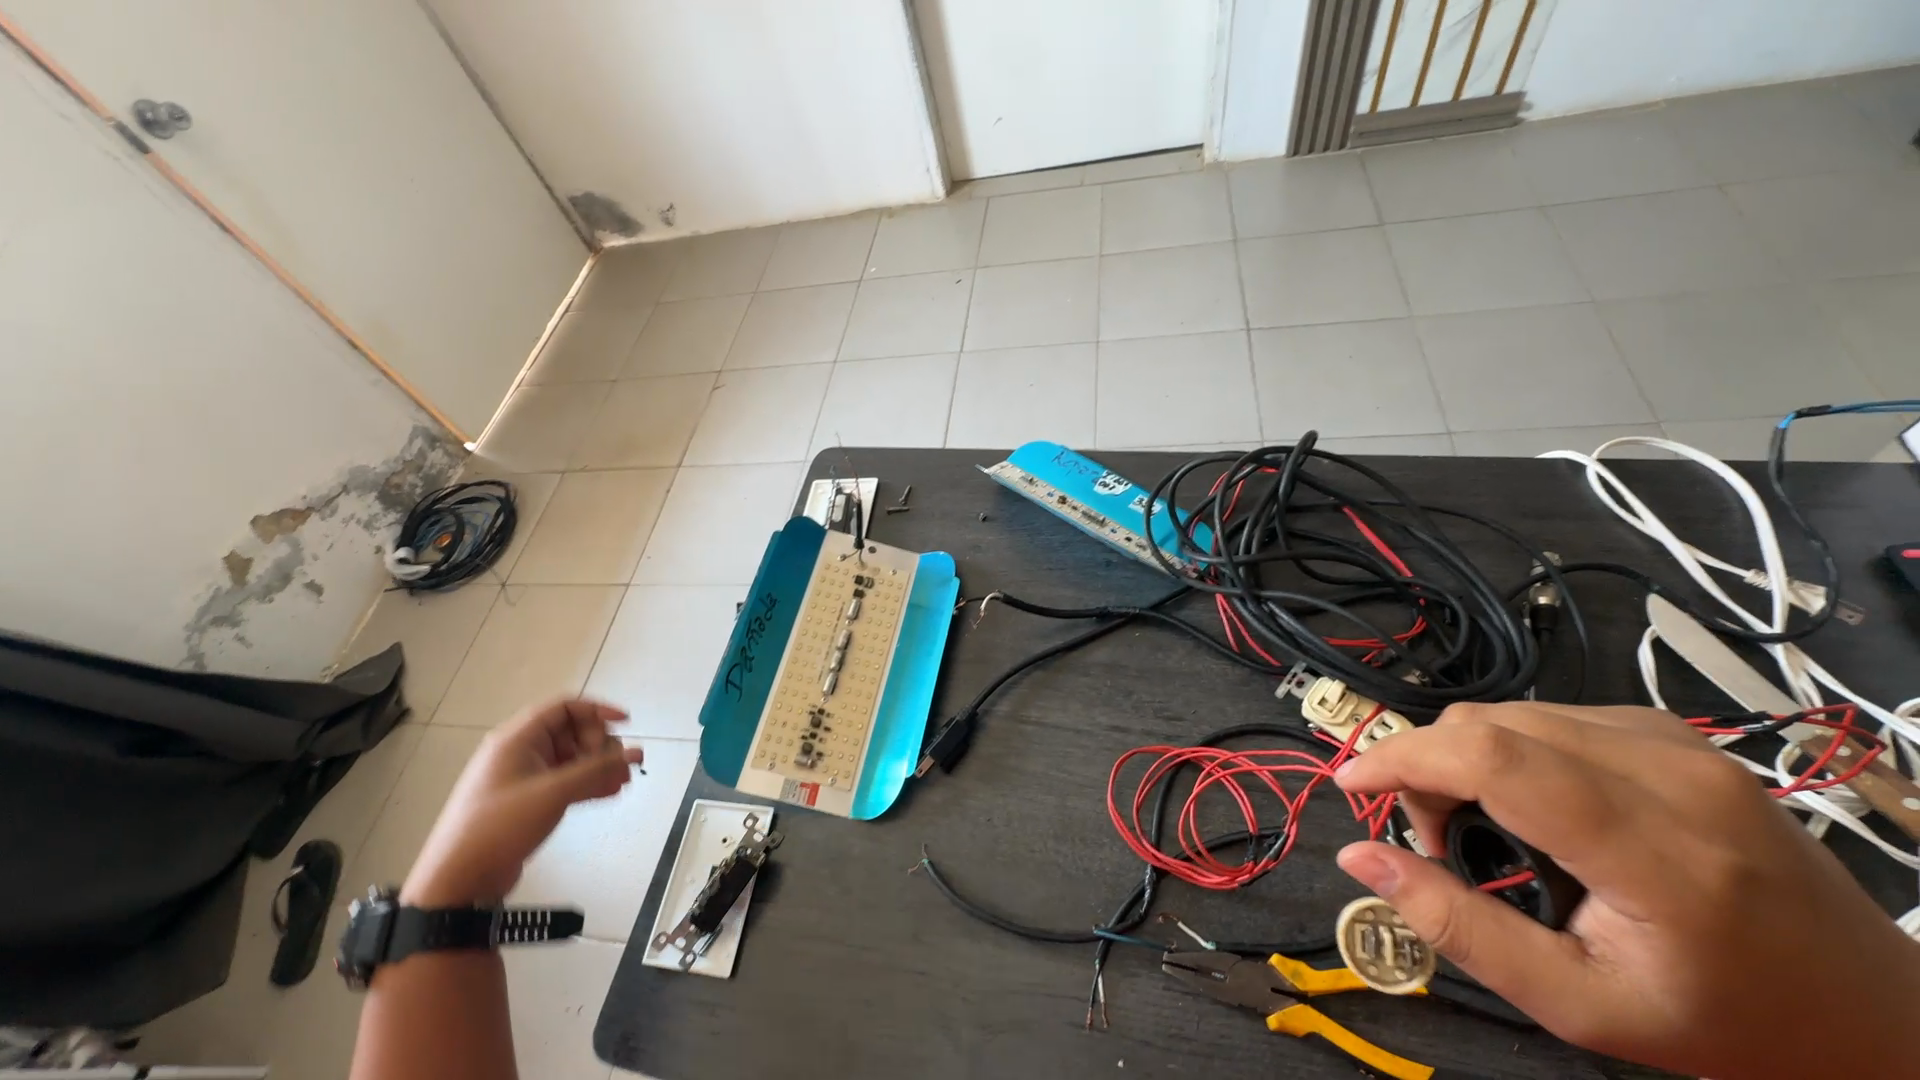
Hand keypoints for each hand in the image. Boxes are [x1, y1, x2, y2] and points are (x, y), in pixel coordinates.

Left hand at [402, 699, 643, 907]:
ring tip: (623, 781)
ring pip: (572, 759)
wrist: (460, 879)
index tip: (625, 723)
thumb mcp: (553, 793)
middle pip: (572, 732)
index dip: (597, 710)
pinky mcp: (530, 801)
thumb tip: (636, 752)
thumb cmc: (501, 825)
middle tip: (617, 766)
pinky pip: (567, 781)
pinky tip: (610, 793)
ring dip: (599, 766)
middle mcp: (522, 752)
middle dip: (601, 745)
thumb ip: (598, 770)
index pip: (565, 707)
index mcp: (518, 738)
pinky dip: (588, 784)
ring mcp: (525, 777)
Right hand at [1333, 702, 1919, 1079]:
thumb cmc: (1725, 1025)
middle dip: (1426, 767)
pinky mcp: (1678, 735)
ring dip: (1464, 757)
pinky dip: (1508, 749)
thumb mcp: (1578, 1005)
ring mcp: (1682, 744)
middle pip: (1492, 723)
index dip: (1402, 758)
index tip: (1352, 788)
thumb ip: (1458, 928)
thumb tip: (1359, 858)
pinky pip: (1553, 716)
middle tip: (1432, 840)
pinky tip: (1527, 803)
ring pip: (1515, 711)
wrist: (1875, 1014)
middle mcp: (1672, 772)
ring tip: (1481, 828)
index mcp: (1658, 850)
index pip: (1494, 756)